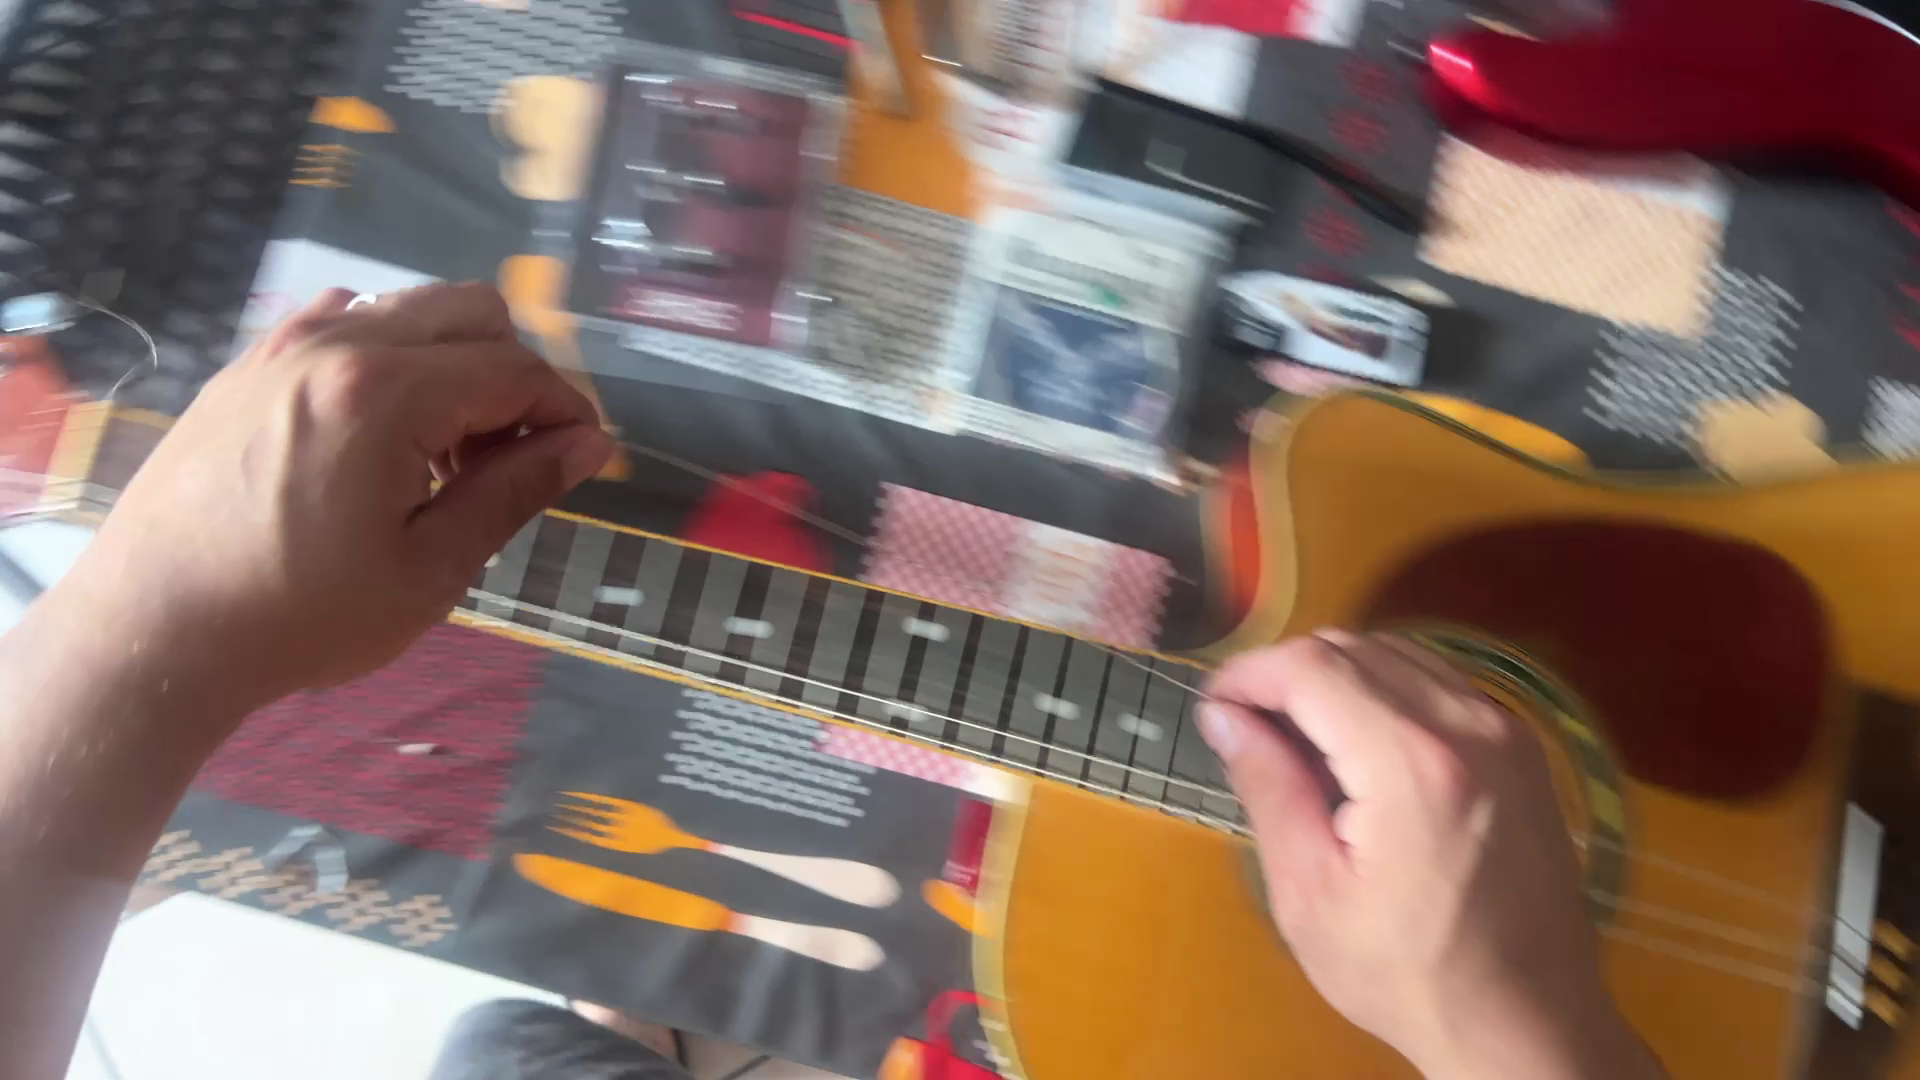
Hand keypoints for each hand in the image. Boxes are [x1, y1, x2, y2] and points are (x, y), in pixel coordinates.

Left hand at [59, 283, 611, 713]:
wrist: (153, 637)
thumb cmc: (307, 613)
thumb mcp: (438, 564)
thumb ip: (519, 488)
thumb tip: (594, 444)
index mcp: (385, 395)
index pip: (517, 370)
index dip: (567, 411)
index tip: (581, 458)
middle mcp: (336, 346)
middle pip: (475, 313)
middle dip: (520, 376)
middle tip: (512, 454)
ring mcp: (284, 346)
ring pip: (417, 309)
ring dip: (463, 364)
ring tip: (451, 448)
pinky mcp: (253, 364)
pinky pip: (354, 321)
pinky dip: (401, 356)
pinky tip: (392, 426)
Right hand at [1199, 632, 1662, 1079]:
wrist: (1533, 1030)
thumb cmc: (1406, 972)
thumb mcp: (1307, 890)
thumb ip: (1266, 786)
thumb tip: (1221, 716)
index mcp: (1412, 765)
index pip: (1310, 668)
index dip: (1249, 674)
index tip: (1215, 707)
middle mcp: (1467, 724)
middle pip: (1345, 648)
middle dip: (1281, 672)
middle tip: (1247, 724)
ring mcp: (1503, 727)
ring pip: (1384, 650)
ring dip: (1326, 674)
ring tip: (1295, 732)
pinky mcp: (1517, 740)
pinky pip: (1425, 672)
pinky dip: (1372, 683)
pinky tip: (1353, 738)